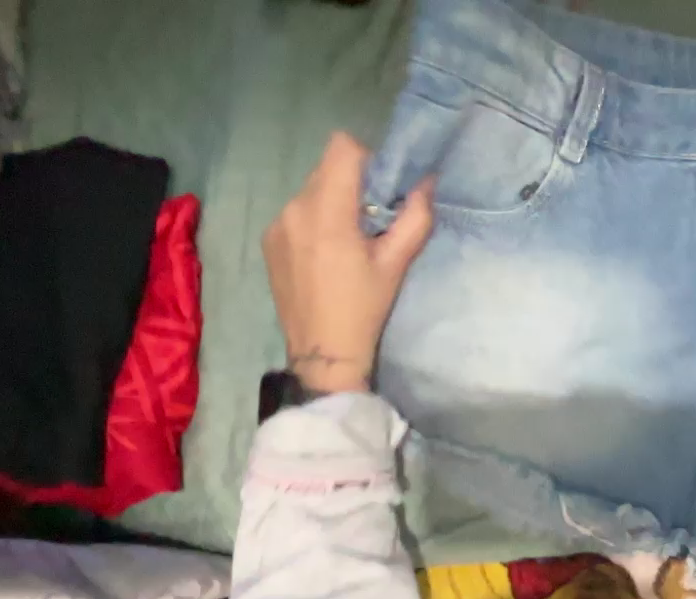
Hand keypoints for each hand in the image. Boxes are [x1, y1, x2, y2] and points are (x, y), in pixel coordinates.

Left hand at [263, 132, 434, 393]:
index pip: (342, 147)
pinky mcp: (269, 242)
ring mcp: (277, 225)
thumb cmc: (364, 310)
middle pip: (326, 169)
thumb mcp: (395, 266)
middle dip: (352, 186)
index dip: (368, 160)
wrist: (323, 354)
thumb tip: (426, 183)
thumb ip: (415, 218)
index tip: (381, 192)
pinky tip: (324, 260)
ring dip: (332, 205)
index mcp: (328, 211)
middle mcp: (295, 208)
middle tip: (369, 224)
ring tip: (345, 246)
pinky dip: (313, 224)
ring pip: (310, 191)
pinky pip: (296, 215)